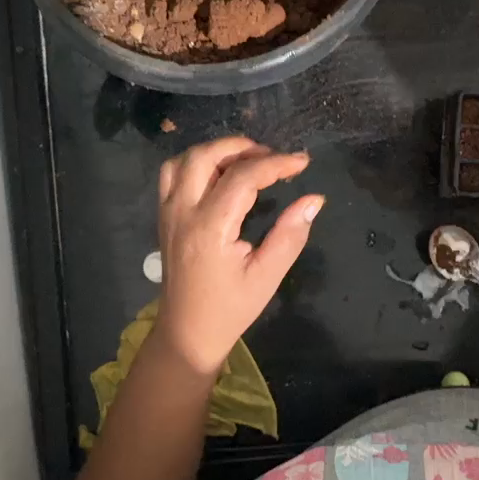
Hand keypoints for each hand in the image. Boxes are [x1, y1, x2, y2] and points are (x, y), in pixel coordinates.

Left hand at [154, 137, 322, 374]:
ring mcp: (168, 213)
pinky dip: (197, 165)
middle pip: (204, 156)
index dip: (275, 164)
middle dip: (240, 148)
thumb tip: (313, 200)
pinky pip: (172, 175)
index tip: (301, 163)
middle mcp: (183, 213)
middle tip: (270, 157)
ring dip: (215, 152)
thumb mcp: (267, 276)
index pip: (242, 178)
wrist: (187, 331)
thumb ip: (290, 235)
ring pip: (183, 161)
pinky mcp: (164, 218)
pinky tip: (220, 177)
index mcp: (210, 228)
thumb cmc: (231, 308)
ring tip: (246, 163)